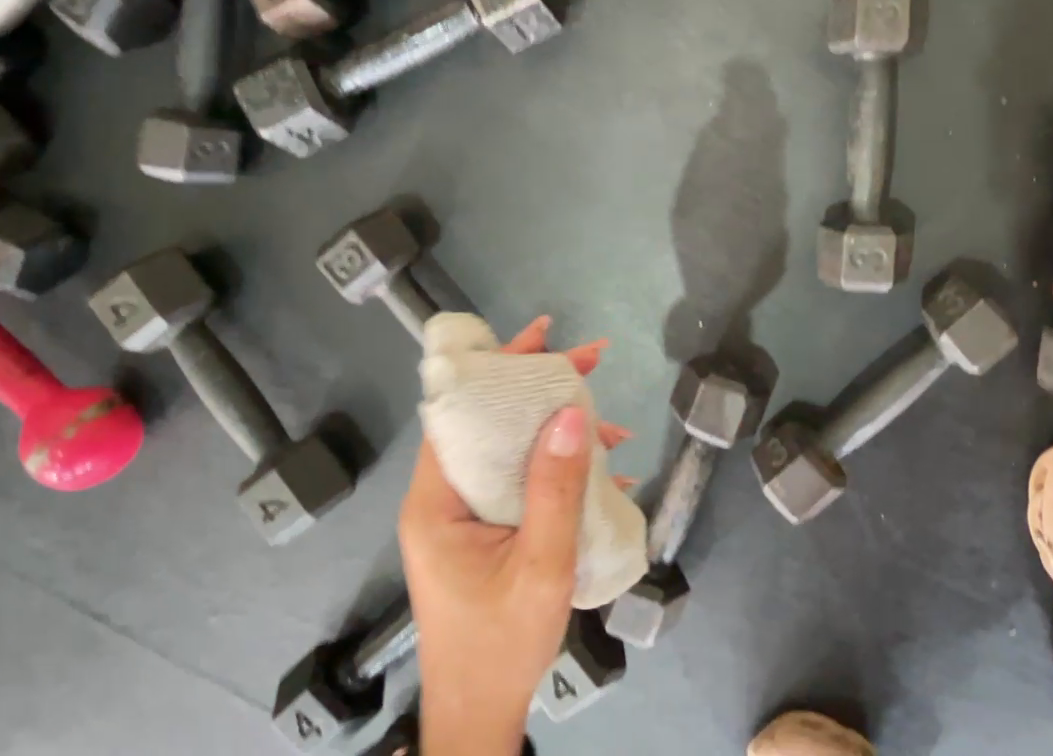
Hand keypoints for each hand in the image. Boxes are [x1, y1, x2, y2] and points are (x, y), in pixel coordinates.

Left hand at [398, 318, 630, 754]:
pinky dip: (560, 473)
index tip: (544, 336)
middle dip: (542, 392)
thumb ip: (556, 489)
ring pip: (510, 454)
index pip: (461, 413)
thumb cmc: (502, 645)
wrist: (481, 716)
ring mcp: (463, 521)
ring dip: (560, 436)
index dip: (500, 368)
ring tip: (614, 427)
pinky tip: (606, 474)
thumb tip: (570, 414)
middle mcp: (443, 502)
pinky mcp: (485, 537)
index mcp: (437, 502)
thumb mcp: (541, 566)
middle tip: (591, 364)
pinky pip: (521, 486)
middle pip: (489, 426)